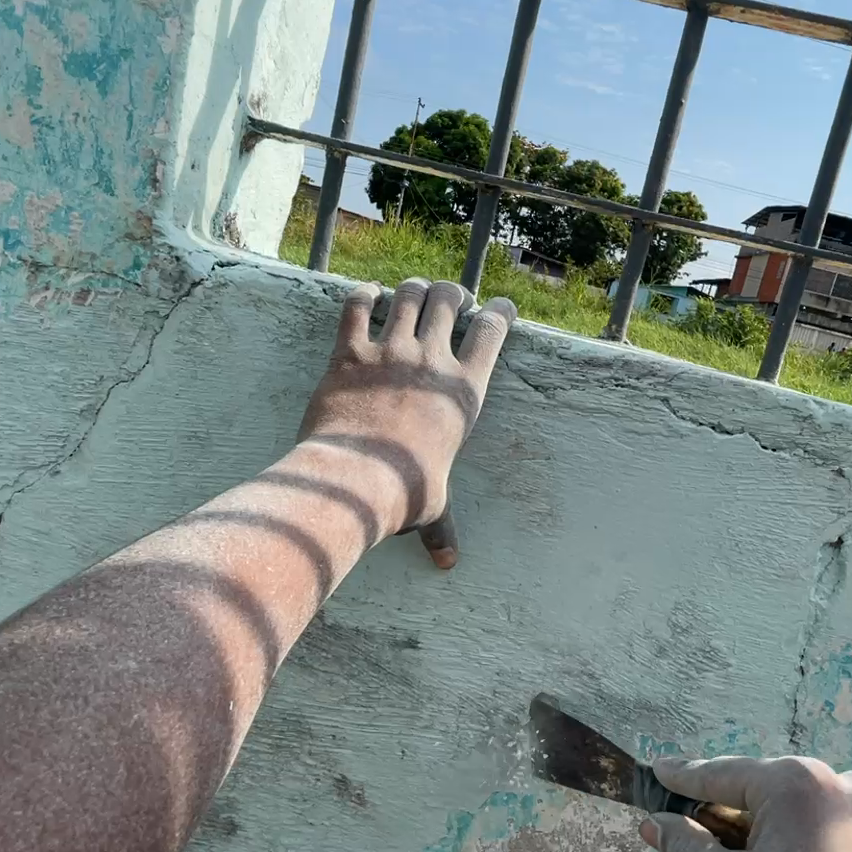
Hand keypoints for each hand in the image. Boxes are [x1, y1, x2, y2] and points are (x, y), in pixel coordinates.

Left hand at [297, 277, 515, 566]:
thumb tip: (448, 563)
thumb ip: (444, 527)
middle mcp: (432, 363)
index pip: (493, 333)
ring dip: (413, 289)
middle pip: (451, 299)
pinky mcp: (350, 353)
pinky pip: (357, 305)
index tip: (502, 306)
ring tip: (412, 293)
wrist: (355, 480)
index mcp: (464, 392)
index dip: (501, 312)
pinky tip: (367, 296)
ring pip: (409, 294)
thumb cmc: (404, 494)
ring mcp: (390, 353)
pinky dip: (364, 295)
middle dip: (454, 291)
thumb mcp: (435, 506)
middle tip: (450, 298)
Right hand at [640, 756, 851, 851]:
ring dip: (785, 833)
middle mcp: (851, 789)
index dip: (685, 777)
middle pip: (773, 792)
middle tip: (706, 836)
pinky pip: (851, 839)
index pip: (725, 774)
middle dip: (739, 813)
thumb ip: (684, 846)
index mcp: (800, 785)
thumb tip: (656, 824)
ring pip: (815, 814)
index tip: (661, 771)